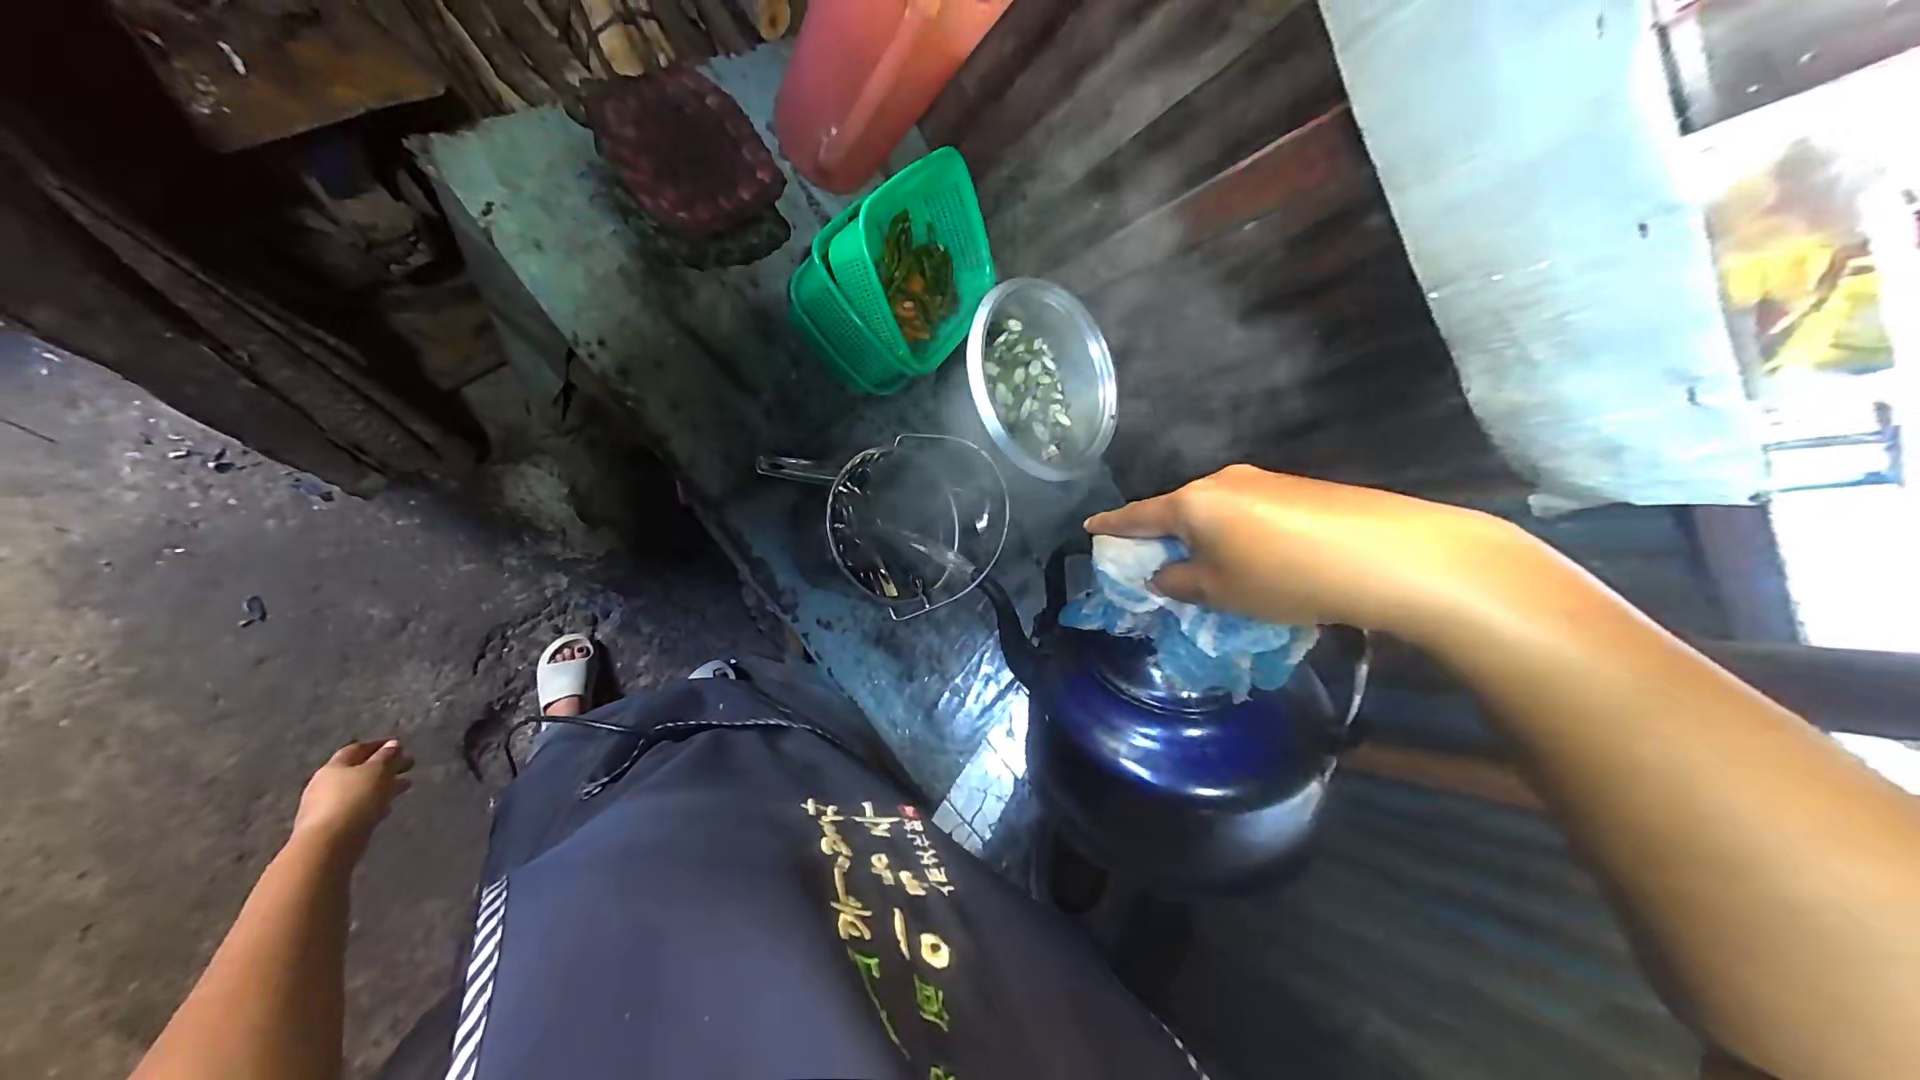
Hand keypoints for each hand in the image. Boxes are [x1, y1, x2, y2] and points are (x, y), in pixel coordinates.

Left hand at [291, 740, 413, 854]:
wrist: (329, 844)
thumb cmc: (355, 800)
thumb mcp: (378, 771)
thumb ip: (387, 757)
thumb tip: (393, 745)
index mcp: (334, 767)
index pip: (357, 750)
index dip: (378, 745)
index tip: (400, 746)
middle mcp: (325, 784)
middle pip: (358, 770)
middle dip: (384, 767)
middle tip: (408, 766)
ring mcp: (325, 806)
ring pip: (360, 790)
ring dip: (382, 786)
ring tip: (404, 786)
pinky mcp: (331, 825)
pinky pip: (357, 808)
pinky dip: (373, 803)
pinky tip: (386, 807)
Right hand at [1084, 465, 1550, 644]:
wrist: (1392, 555)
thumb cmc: (1286, 578)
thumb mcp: (1222, 592)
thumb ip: (1181, 582)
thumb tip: (1162, 574)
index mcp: (1193, 502)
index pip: (1138, 515)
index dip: (1112, 525)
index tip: (1090, 527)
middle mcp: (1223, 481)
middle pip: (1178, 509)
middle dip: (1162, 535)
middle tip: (1155, 565)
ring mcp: (1263, 481)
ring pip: (1215, 510)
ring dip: (1202, 536)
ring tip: (1208, 570)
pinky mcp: (1298, 489)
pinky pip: (1247, 511)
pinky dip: (1235, 533)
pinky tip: (1254, 560)